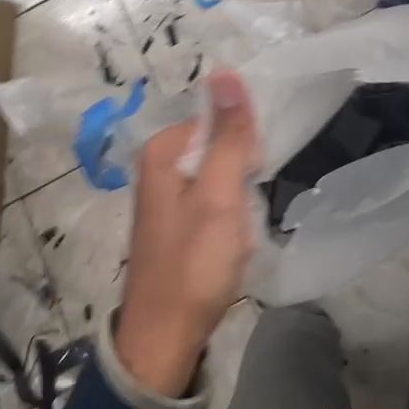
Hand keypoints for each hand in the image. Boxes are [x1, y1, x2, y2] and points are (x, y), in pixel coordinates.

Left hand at [114, 70, 259, 396]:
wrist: (163, 337)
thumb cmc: (193, 262)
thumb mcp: (219, 194)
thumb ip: (228, 135)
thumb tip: (226, 70)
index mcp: (162, 149)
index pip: (219, 120)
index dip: (242, 149)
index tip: (251, 181)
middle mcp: (158, 164)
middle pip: (220, 149)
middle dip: (239, 181)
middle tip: (238, 217)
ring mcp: (165, 195)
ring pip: (221, 180)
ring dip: (236, 207)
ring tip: (232, 238)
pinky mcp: (176, 222)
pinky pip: (213, 205)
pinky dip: (226, 225)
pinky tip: (226, 249)